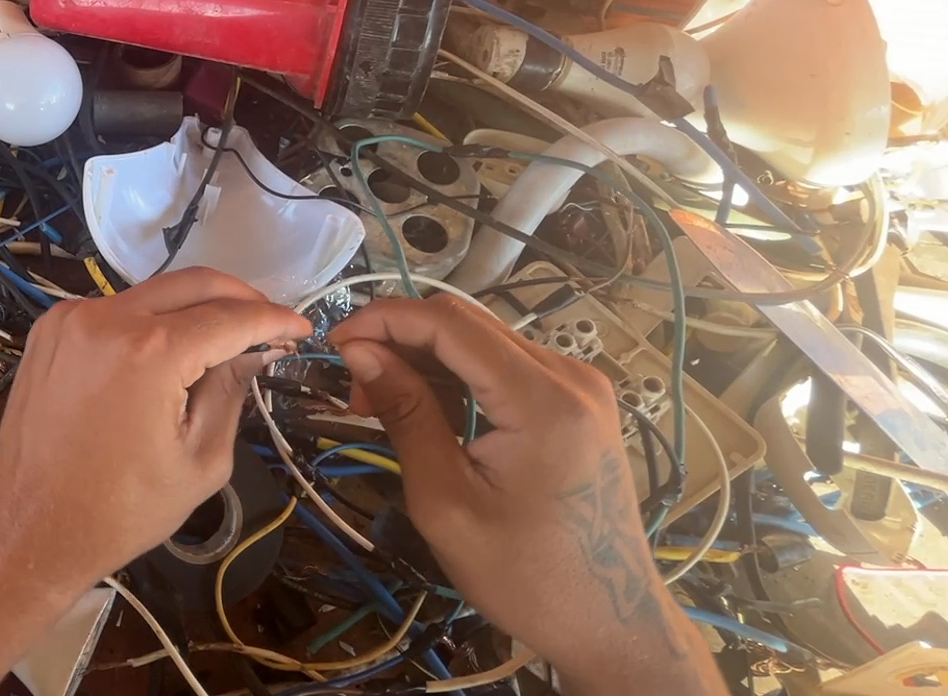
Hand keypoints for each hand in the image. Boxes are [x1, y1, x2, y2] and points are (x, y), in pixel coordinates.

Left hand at [0, 267, 310, 597]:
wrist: (28, 523)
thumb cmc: (120, 509)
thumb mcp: (199, 462)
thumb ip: (230, 394)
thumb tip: (251, 352)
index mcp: (150, 351)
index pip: (229, 317)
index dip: (272, 319)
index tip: (301, 326)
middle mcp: (108, 316)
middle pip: (190, 283)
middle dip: (238, 296)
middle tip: (267, 320)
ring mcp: (71, 316)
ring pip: (150, 292)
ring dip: (191, 307)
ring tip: (221, 338)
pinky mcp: (50, 326)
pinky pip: (113, 309)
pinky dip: (146, 320)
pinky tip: (162, 350)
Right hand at [332, 297, 723, 695]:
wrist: (613, 628)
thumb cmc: (523, 574)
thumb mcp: (443, 498)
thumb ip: (404, 412)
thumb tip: (357, 349)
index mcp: (542, 401)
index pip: (447, 323)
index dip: (382, 320)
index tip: (334, 342)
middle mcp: (568, 376)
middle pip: (462, 320)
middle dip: (396, 337)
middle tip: (355, 384)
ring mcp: (577, 385)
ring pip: (476, 336)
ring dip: (419, 355)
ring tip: (381, 401)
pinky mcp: (574, 399)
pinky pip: (497, 360)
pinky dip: (450, 371)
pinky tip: (425, 405)